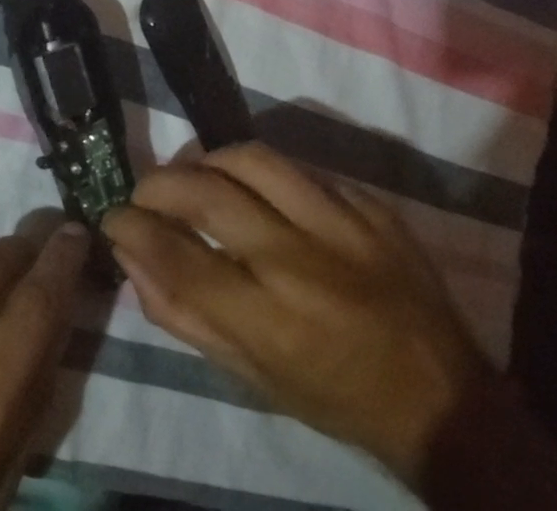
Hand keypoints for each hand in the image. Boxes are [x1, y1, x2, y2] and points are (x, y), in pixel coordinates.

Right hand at [102, 143, 487, 486]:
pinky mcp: (374, 207)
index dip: (132, 228)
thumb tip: (130, 256)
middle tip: (144, 193)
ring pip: (254, 159)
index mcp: (268, 319)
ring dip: (208, 160)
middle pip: (208, 192)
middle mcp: (302, 263)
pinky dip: (265, 175)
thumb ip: (181, 313)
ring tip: (195, 176)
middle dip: (158, 183)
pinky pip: (303, 169)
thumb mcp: (248, 376)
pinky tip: (259, 192)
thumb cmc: (332, 397)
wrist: (442, 398)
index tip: (113, 218)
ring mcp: (345, 226)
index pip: (177, 254)